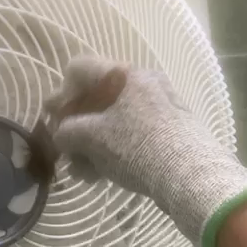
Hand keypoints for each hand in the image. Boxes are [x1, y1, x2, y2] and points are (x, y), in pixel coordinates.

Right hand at [46, 56, 246, 246]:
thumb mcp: (92, 137)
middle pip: (97, 97)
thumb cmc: (137, 147)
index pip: (80, 69)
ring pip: (113, 120)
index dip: (61, 92)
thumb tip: (61, 134)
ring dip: (91, 144)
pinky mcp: (169, 131)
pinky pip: (131, 134)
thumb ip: (66, 131)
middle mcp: (145, 83)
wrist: (191, 177)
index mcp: (126, 74)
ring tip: (81, 173)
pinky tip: (100, 176)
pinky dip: (112, 150)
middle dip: (76, 125)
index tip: (55, 119)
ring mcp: (160, 108)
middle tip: (64, 149)